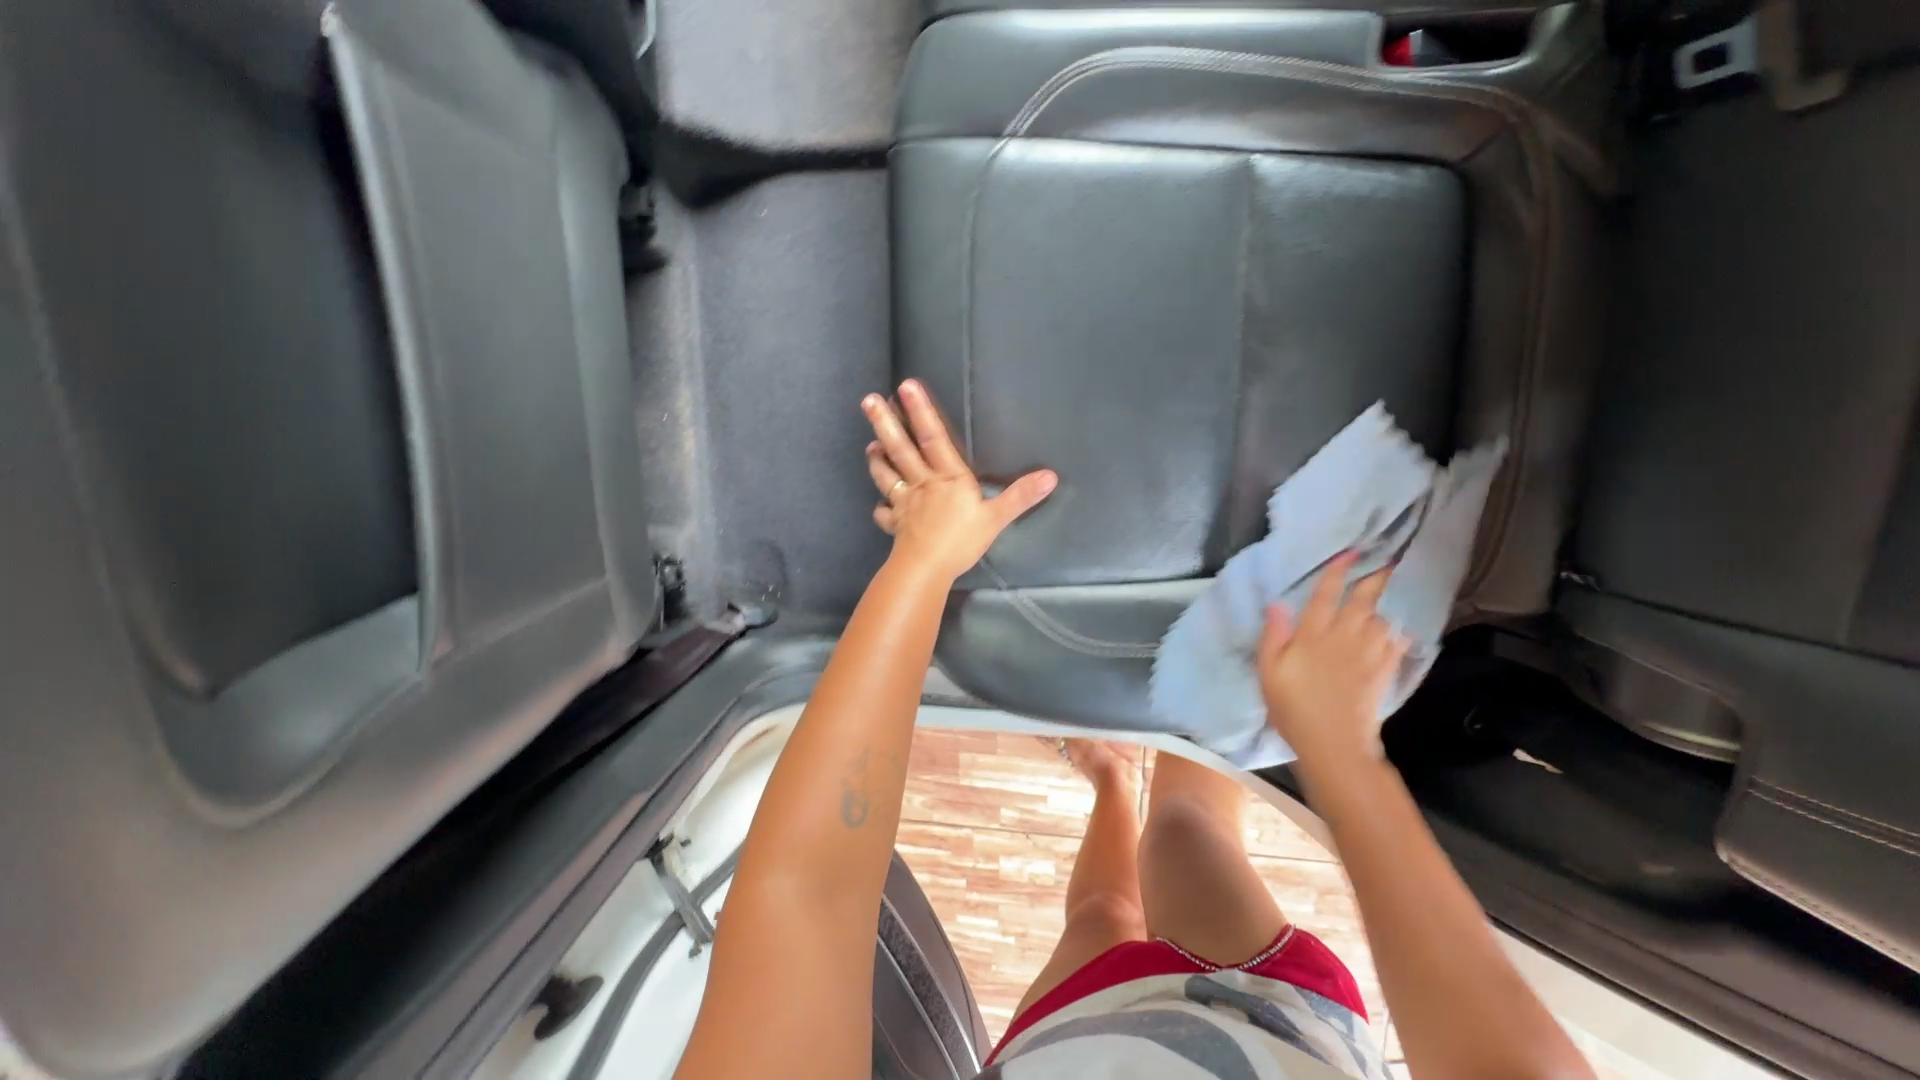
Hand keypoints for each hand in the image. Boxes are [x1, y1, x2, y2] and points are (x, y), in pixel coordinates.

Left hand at [862, 380, 1055, 581]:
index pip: (933, 437)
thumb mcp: (996, 517)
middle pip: (900, 449)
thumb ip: (1021, 496)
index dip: (921, 411)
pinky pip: (884, 514)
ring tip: (870, 445)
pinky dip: (880, 509)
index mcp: (948, 477)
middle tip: (868, 401)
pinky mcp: (896, 525)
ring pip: (887, 476)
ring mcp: (904, 504)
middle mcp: (922, 484)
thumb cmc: (960, 540)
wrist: (925, 568)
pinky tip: (879, 506)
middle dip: (885, 423)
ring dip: (877, 460)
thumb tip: (1051, 475)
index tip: (906, 386)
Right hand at [1257, 554, 1407, 769]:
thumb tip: (1278, 604)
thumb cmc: (1293, 707)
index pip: (1326, 595)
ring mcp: (1368, 654)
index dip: (1338, 572)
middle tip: (1388, 562)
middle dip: (1374, 579)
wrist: (1333, 742)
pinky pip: (1395, 644)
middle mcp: (1344, 637)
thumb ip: (1274, 636)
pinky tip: (1397, 632)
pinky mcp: (1383, 672)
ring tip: (1383, 601)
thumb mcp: (1269, 672)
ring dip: (1382, 608)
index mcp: (1313, 635)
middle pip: (1362, 601)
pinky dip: (1397, 634)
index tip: (1351, 552)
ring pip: (1381, 620)